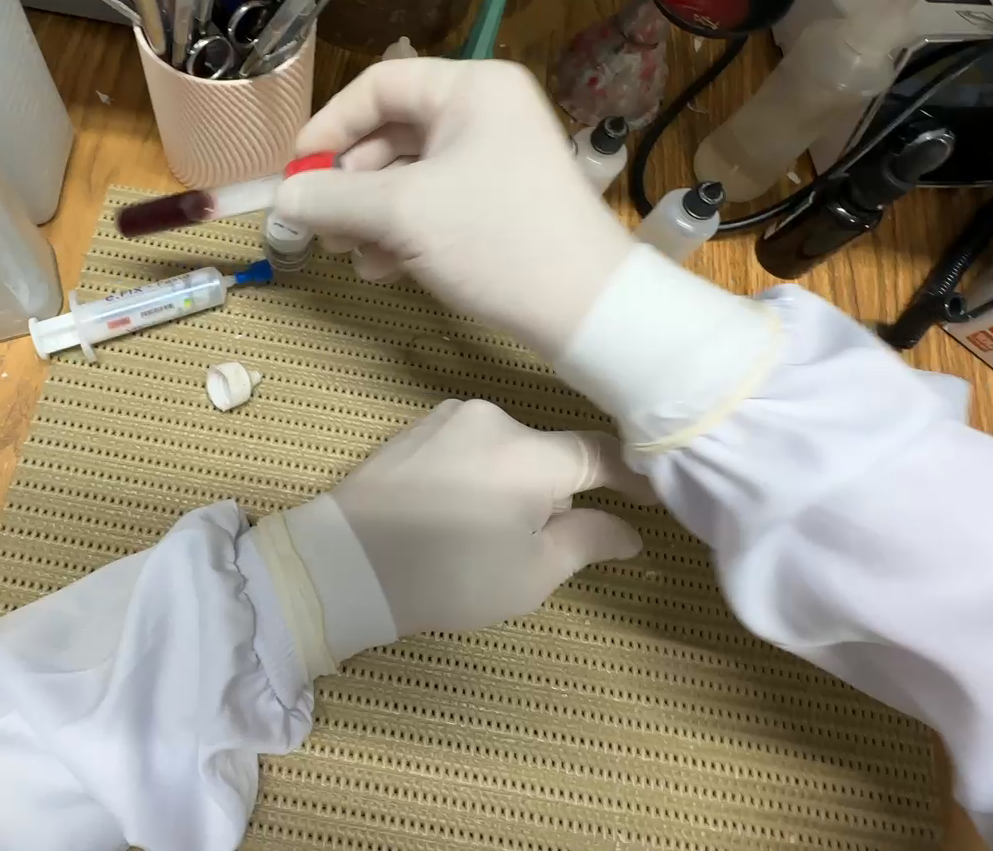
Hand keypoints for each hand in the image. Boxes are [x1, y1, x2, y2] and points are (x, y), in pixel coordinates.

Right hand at [273, 59, 635, 356]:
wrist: (585, 308)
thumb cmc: (494, 238)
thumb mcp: (403, 214)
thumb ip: (334, 199)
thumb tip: (280, 197)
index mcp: (470, 90)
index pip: (379, 86)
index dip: (330, 125)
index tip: (296, 170)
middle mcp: (483, 115)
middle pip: (391, 135)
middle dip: (349, 183)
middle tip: (318, 224)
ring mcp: (492, 162)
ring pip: (408, 177)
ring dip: (370, 214)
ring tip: (346, 253)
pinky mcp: (496, 205)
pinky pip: (433, 206)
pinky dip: (401, 232)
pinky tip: (380, 269)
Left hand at [273, 399, 644, 661]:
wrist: (345, 561)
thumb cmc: (447, 575)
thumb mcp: (530, 572)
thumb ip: (587, 540)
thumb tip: (627, 530)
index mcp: (528, 453)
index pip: (599, 453)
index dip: (630, 478)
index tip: (648, 499)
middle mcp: (491, 419)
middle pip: (549, 451)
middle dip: (560, 490)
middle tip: (548, 538)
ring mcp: (447, 417)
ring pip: (508, 448)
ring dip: (517, 480)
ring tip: (491, 530)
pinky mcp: (415, 427)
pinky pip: (470, 444)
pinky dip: (481, 471)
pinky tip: (459, 510)